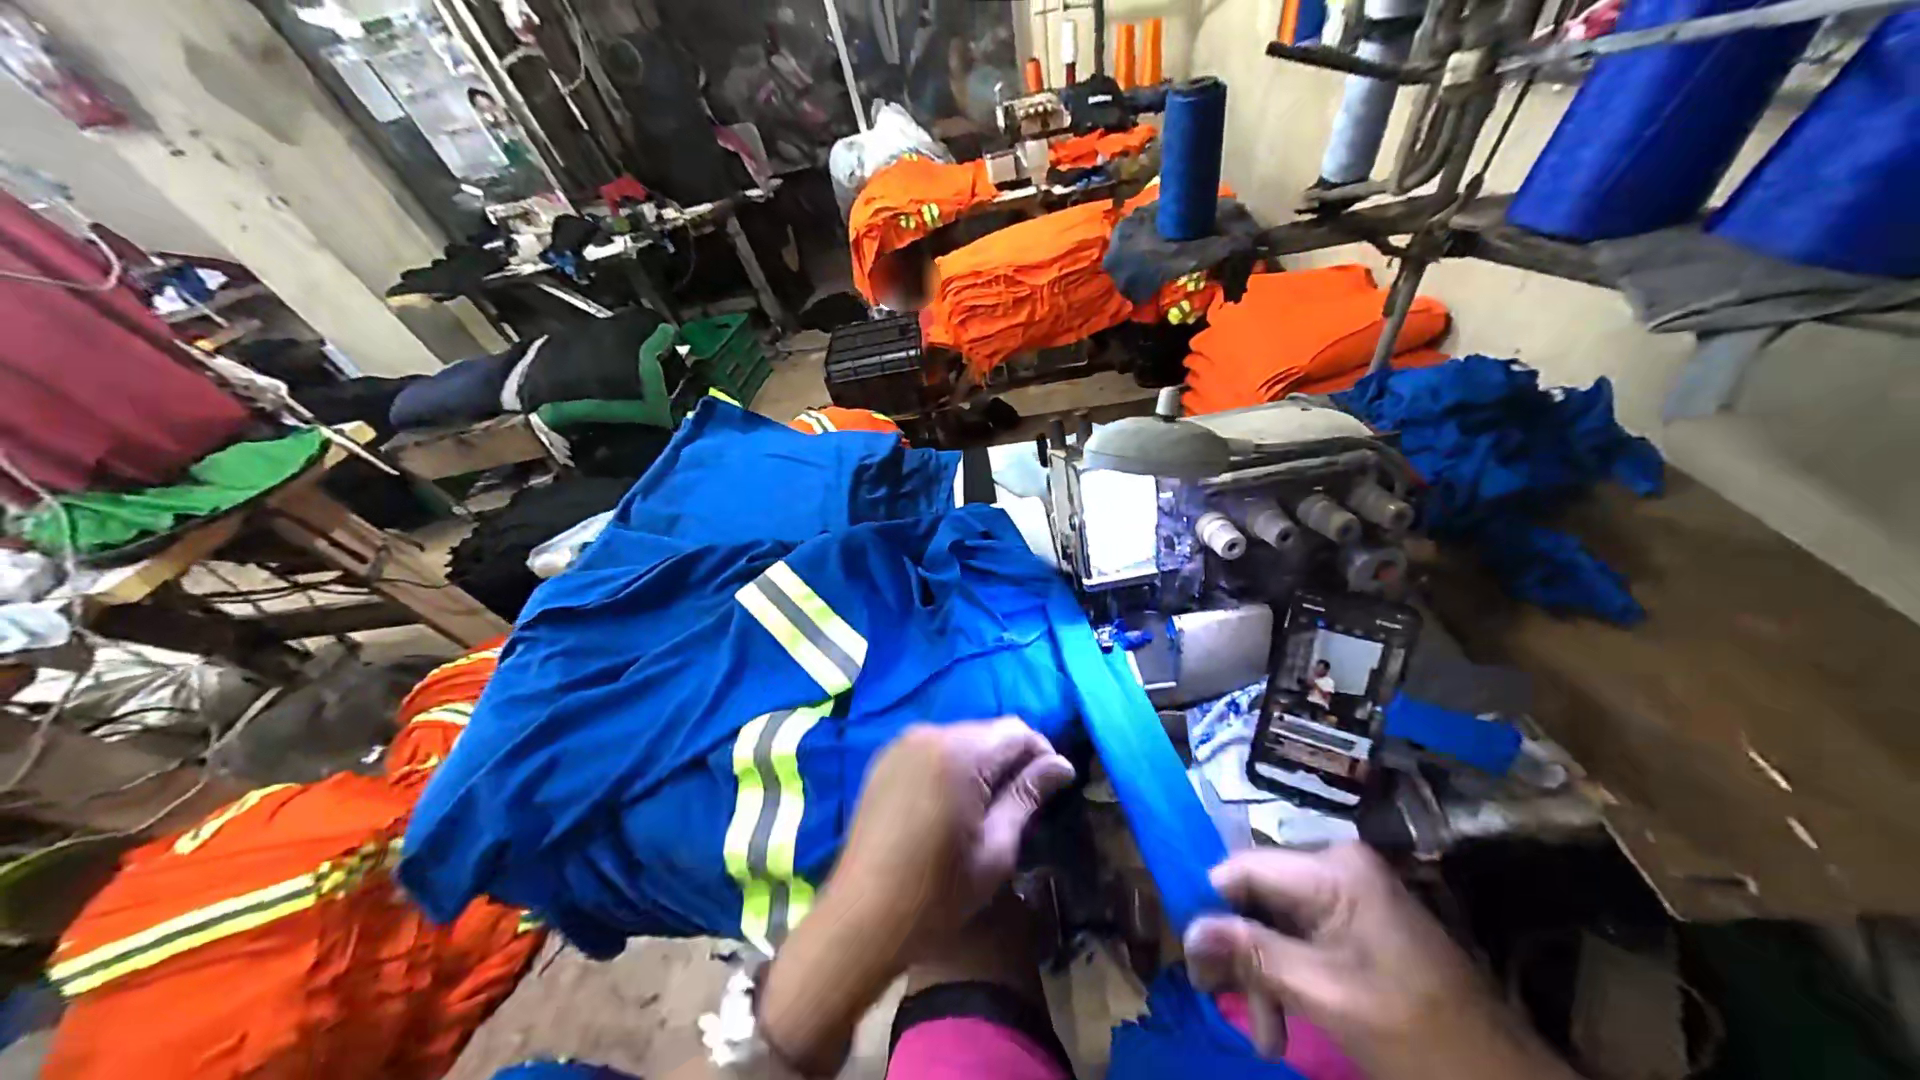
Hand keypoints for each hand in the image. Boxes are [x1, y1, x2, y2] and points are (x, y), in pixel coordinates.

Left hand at [756, 719, 1072, 1076]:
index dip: (1042, 754)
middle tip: (1023, 802)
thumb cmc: (938, 892)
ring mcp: (901, 745)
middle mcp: (928, 734)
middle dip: (1011, 759)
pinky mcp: (884, 762)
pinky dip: (951, 767)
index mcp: (960, 752)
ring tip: (988, 807)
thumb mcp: (997, 848)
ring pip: (960, 739)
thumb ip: (1028, 796)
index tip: (1054, 786)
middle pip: (988, 732)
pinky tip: (952, 804)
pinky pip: (931, 751)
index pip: (1017, 731)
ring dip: (981, 764)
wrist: (862, 918)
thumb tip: (1062, 764)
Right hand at [1184, 844, 1578, 1079]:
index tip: (1193, 964)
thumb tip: (1185, 930)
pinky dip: (1285, 977)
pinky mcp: (1354, 921)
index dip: (1209, 910)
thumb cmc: (1420, 1036)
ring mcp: (1347, 893)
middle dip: (1241, 957)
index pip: (1241, 869)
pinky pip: (1297, 936)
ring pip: (1271, 922)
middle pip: (1255, 897)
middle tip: (1225, 1006)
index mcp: (1333, 869)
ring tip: (1265, 1036)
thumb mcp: (1326, 995)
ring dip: (1261, 976)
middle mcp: (1335, 866)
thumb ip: (1253, 955)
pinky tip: (1282, 1022)